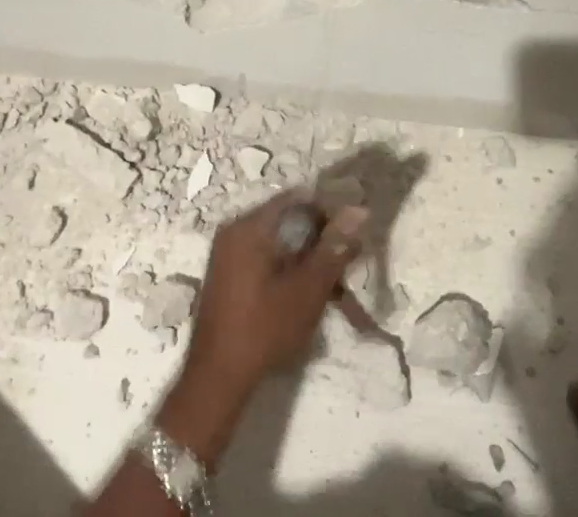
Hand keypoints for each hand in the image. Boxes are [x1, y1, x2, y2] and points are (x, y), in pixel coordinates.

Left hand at [157, 191, 368, 465]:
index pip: (299, 199)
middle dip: (323, 243)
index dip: (330, 215)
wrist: (218, 377)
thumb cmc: (265, 328)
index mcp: (250, 227)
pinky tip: (310, 300)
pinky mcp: (230, 276)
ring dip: (310, 263)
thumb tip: (359, 210)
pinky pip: (268, 260)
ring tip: (336, 294)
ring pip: (282, 245)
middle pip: (290, 222)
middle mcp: (235, 232)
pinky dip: (291, 273)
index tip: (353, 240)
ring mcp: (229, 254)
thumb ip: (334, 247)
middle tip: (348, 271)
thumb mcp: (308, 288)